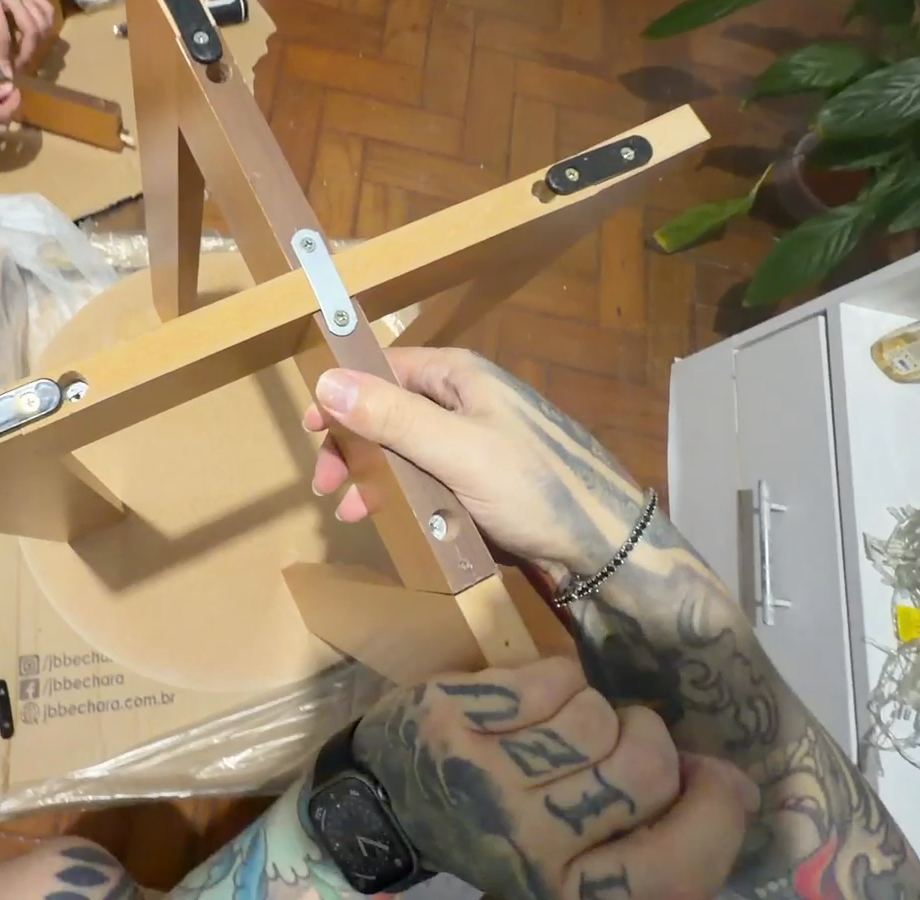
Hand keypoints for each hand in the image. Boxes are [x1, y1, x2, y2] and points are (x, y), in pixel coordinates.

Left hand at [0, 0, 54, 71]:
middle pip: (30, 29)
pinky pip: (47, 10)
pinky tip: (39, 35)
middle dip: (28, 52)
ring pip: (42, 21)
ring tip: (28, 52)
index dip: (5, 55)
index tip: (6, 72)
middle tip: (20, 65)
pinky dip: (47, 25)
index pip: (3, 32)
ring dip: (38, 42)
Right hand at [303, 347, 648, 576]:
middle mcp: (462, 401)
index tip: (312, 428)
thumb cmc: (535, 488)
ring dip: (370, 476)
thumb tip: (325, 381)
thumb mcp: (457, 450)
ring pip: (402, 449)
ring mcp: (470, 442)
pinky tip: (384, 520)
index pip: (384, 368)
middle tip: (326, 485)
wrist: (606, 551)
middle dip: (352, 446)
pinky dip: (399, 496)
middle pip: (387, 411)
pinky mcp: (476, 480)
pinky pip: (424, 478)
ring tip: (351, 511)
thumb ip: (392, 417)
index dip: (344, 393)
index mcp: (459, 377)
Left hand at [353, 655, 758, 899]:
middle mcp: (528, 841)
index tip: (718, 774)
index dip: (715, 814)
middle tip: (628, 731)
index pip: (677, 868)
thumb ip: (645, 834)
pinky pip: (547, 676)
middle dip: (647, 737)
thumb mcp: (571, 859)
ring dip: (594, 705)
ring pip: (594, 715)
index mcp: (568, 893)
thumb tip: (731, 779)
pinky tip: (541, 691)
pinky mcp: (452, 715)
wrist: (391, 797)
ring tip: (571, 718)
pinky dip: (557, 674)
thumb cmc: (498, 829)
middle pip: (642, 770)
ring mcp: (484, 774)